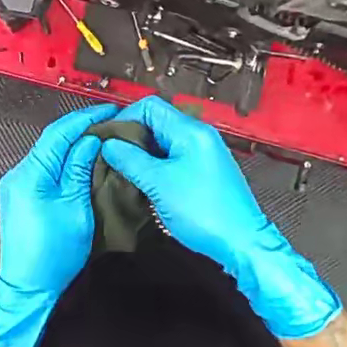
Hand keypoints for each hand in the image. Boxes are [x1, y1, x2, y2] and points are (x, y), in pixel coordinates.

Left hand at [0, 102, 115, 346]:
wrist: (28, 287)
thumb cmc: (54, 252)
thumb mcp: (75, 208)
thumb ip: (80, 169)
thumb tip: (90, 139)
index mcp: (31, 174)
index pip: (59, 133)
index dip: (85, 118)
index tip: (110, 110)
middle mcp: (19, 173)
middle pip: (52, 139)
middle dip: (81, 126)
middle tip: (110, 120)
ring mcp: (18, 183)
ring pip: (49, 151)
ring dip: (74, 140)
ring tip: (102, 134)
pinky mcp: (22, 194)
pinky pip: (46, 165)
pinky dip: (65, 156)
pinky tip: (83, 156)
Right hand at [100, 96, 339, 338]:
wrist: (240, 241)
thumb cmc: (203, 211)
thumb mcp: (158, 183)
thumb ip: (130, 160)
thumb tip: (109, 145)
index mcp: (190, 130)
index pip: (149, 106)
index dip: (124, 118)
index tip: (106, 139)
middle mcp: (199, 135)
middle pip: (156, 122)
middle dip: (131, 136)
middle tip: (110, 157)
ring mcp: (203, 152)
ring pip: (164, 141)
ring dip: (142, 153)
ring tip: (123, 171)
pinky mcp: (204, 169)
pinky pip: (174, 157)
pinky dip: (156, 165)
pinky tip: (143, 181)